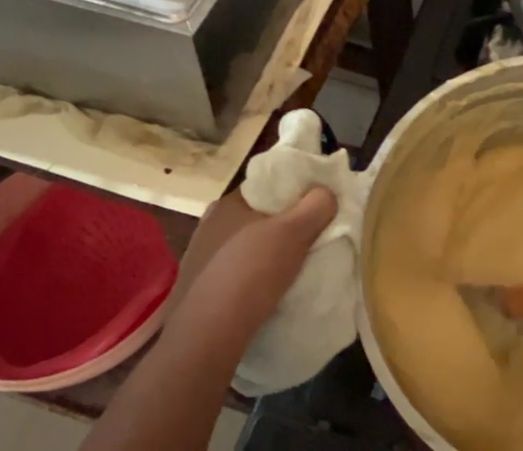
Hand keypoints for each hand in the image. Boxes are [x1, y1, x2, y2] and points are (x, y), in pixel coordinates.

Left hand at [170, 187, 337, 340]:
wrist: (207, 336)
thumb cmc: (251, 272)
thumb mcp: (295, 232)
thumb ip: (316, 205)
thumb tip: (326, 193)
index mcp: (227, 204)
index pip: (266, 187)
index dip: (292, 193)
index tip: (313, 208)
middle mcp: (208, 226)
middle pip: (255, 218)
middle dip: (279, 227)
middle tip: (305, 240)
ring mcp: (198, 260)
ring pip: (243, 248)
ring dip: (264, 256)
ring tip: (288, 270)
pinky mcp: (196, 291)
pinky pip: (232, 276)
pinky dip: (250, 280)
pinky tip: (264, 294)